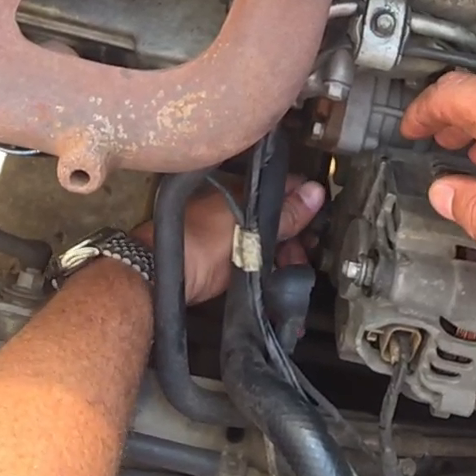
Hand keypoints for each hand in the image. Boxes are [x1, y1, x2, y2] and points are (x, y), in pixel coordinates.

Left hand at [134, 176, 324, 304]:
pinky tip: (273, 285)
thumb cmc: (196, 247)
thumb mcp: (250, 230)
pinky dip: (265, 269)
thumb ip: (283, 214)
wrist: (157, 277)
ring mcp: (226, 234)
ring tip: (291, 277)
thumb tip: (314, 192)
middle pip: (276, 218)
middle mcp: (234, 209)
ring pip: (266, 241)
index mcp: (241, 193)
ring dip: (282, 258)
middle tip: (304, 259)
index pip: (284, 190)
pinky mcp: (219, 259)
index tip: (319, 223)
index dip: (305, 205)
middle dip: (296, 238)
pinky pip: (252, 260)